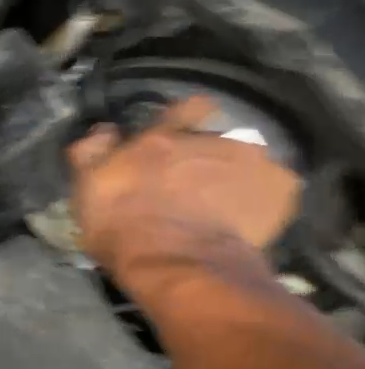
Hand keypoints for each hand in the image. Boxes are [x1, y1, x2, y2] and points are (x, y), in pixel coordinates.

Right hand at [68, 95, 300, 300]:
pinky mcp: (280, 186)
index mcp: (163, 138)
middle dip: (202, 156)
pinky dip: (254, 199)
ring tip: (213, 207)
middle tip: (186, 184)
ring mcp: (253, 160)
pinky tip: (237, 219)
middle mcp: (212, 139)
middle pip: (215, 139)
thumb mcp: (87, 188)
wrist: (178, 260)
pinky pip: (269, 186)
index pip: (186, 108)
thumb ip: (92, 153)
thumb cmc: (121, 225)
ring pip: (243, 161)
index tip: (176, 135)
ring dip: (228, 176)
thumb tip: (101, 129)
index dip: (184, 117)